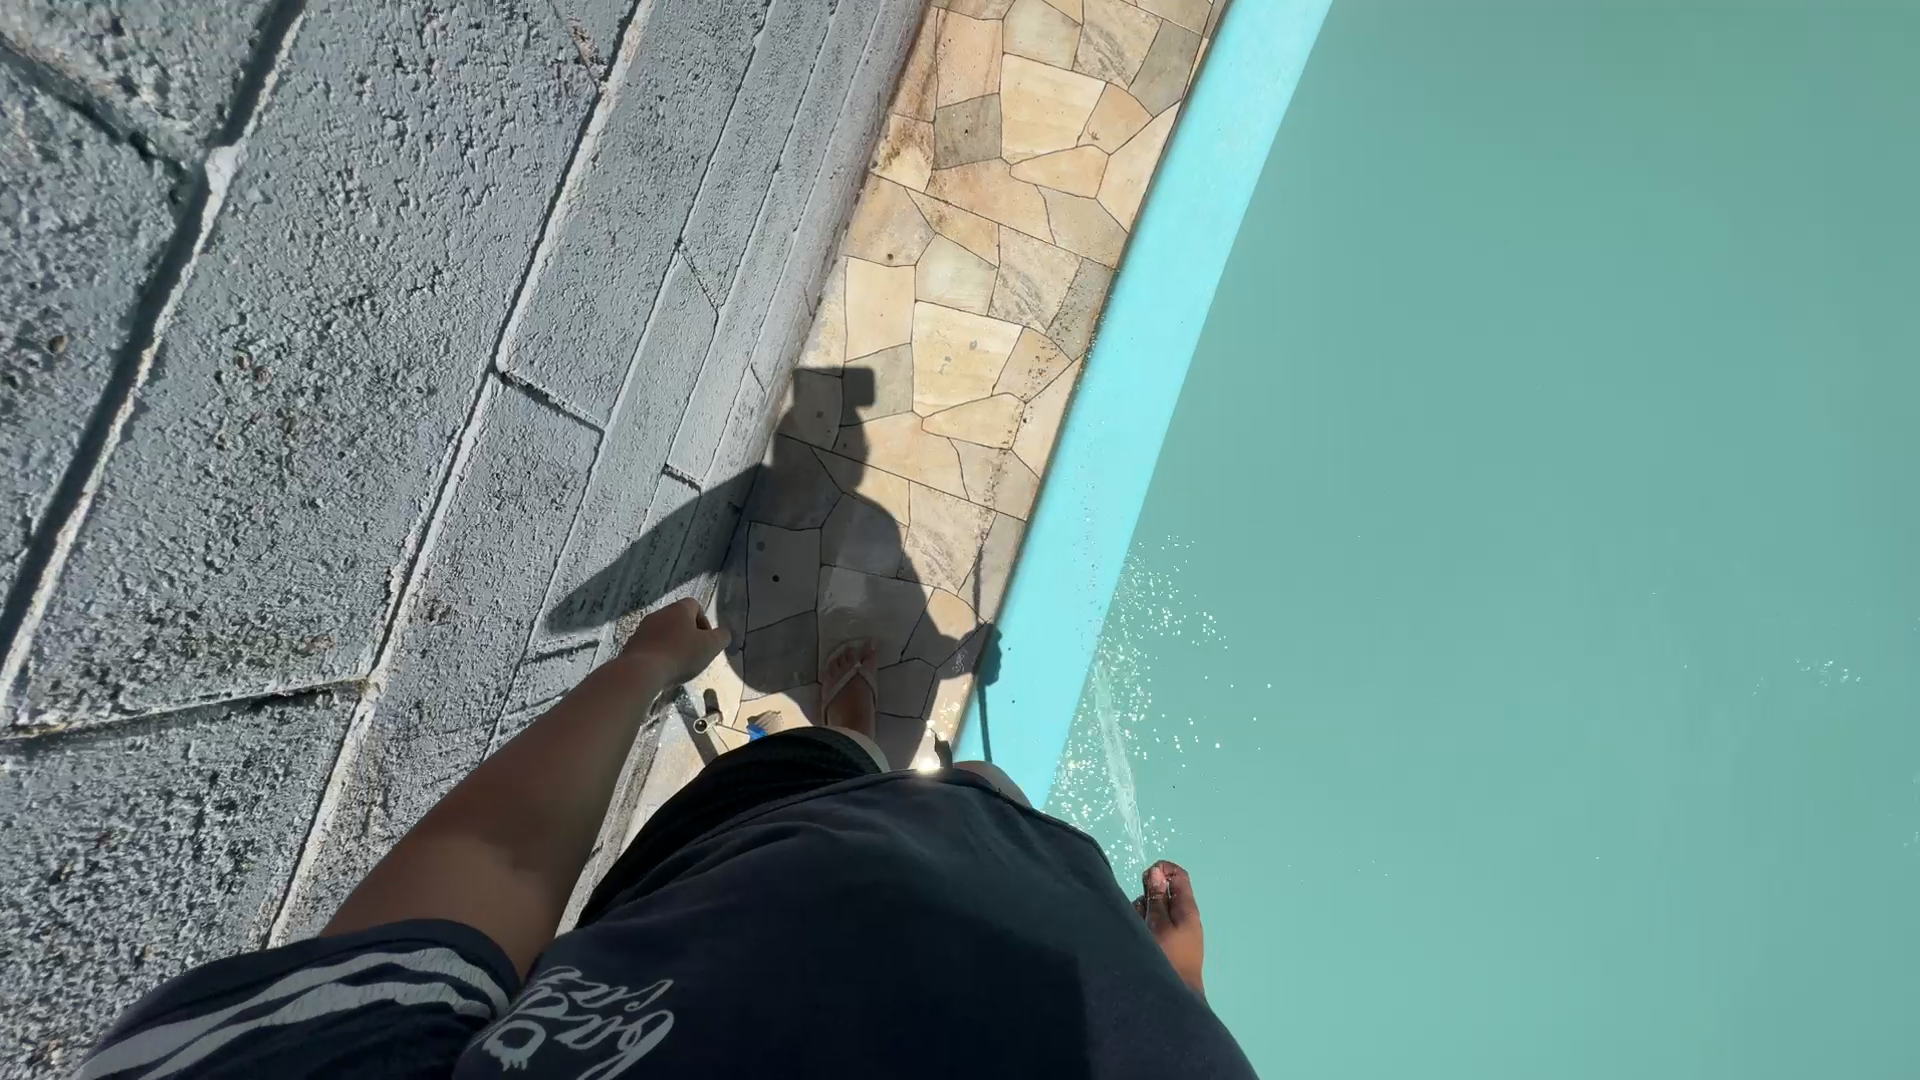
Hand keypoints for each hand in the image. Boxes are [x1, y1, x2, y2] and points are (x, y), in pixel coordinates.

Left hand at [618, 598, 728, 686]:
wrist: (640, 672)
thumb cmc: (680, 655)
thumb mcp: (711, 647)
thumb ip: (722, 637)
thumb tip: (724, 633)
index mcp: (678, 609)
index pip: (695, 605)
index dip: (704, 622)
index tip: (706, 640)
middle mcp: (659, 614)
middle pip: (678, 620)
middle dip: (688, 635)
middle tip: (695, 653)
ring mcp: (642, 629)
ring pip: (663, 633)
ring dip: (672, 645)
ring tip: (678, 665)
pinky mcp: (631, 645)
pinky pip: (650, 647)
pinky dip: (658, 655)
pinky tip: (662, 670)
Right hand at [1134, 859, 1204, 998]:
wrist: (1176, 1000)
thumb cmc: (1168, 958)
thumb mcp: (1158, 925)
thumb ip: (1157, 899)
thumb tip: (1156, 872)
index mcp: (1187, 908)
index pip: (1178, 875)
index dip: (1161, 870)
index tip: (1145, 879)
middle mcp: (1184, 916)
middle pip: (1165, 891)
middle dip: (1147, 895)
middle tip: (1140, 910)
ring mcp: (1178, 931)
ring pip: (1157, 908)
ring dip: (1144, 912)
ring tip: (1138, 928)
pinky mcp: (1170, 944)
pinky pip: (1156, 924)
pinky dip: (1146, 926)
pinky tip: (1139, 937)